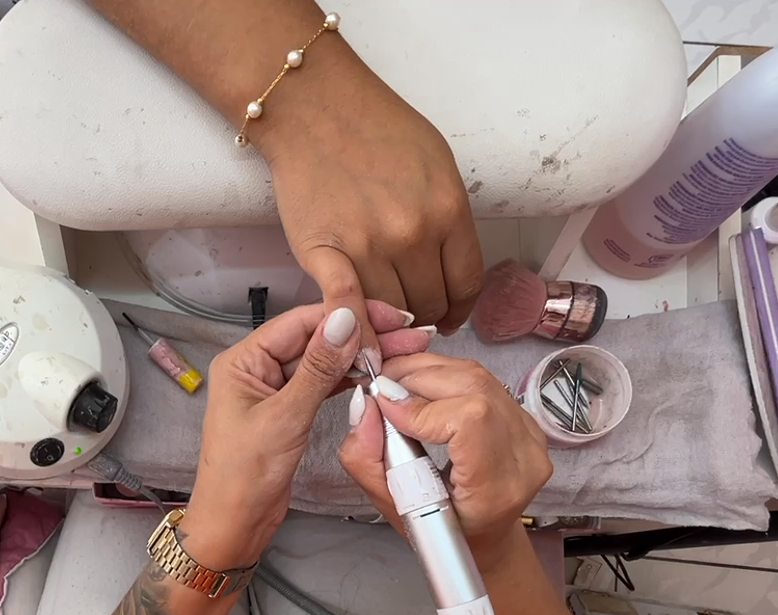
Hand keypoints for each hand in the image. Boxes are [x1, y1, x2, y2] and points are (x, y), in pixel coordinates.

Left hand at [181, 300, 432, 568]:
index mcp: (242, 361)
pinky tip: (376, 374)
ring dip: (358, 356)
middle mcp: (255, 369)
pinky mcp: (286, 412)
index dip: (345, 315)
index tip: (387, 316)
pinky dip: (347, 380)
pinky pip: (320, 385)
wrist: (234, 523)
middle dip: (359, 334)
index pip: (299, 322)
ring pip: (320, 362)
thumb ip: (317, 369)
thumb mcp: (285, 418)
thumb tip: (344, 320)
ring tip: (403, 350)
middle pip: (313, 339)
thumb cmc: (244, 475)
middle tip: (407, 334)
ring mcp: (272, 390)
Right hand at [255, 62, 481, 333]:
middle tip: (406, 319)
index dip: (457, 312)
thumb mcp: (436, 165)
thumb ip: (445, 220)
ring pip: (389, 313)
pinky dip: (354, 332)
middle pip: (427, 306)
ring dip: (385, 323)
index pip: (464, 285)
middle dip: (420, 318)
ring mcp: (369, 248)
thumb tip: (445, 270)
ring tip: (377, 321)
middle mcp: (414, 234)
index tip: (446, 319)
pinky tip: (355, 343)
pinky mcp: (326, 256)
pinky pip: (346, 308)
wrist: (313, 109)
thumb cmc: (376, 130)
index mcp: (449, 210)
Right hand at [337, 352, 552, 561]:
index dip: (420, 407)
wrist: (482, 532)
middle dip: (415, 379)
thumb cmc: (436, 527)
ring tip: (391, 385)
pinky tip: (415, 387)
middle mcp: (523, 455)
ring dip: (425, 371)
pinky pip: (480, 379)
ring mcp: (530, 432)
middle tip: (378, 390)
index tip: (382, 407)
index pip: (469, 419)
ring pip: (475, 375)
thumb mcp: (388, 504)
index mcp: (495, 488)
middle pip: (472, 386)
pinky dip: (440, 374)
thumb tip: (363, 405)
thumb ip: (365, 459)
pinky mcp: (524, 416)